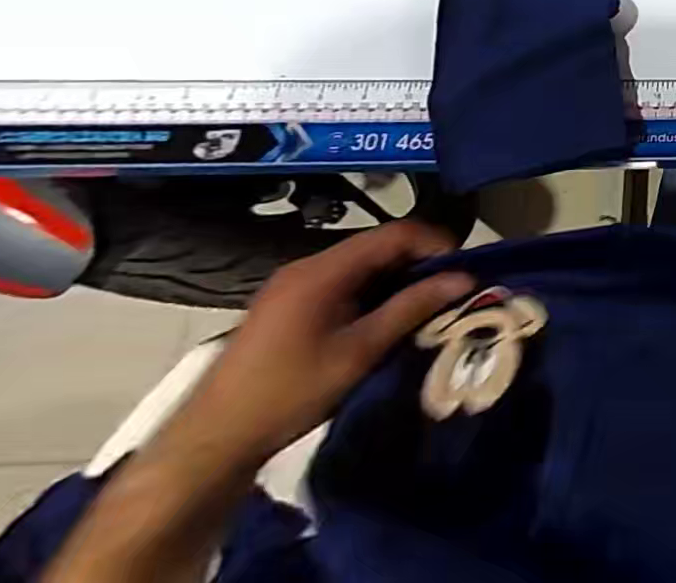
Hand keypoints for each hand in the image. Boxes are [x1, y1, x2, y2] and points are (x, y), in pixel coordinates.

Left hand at [157, 220, 475, 473]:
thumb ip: (413, 308)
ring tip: (425, 305)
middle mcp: (308, 266)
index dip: (436, 243)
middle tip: (449, 290)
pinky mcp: (289, 302)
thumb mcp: (360, 351)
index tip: (462, 270)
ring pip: (365, 263)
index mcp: (323, 270)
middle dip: (421, 261)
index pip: (395, 233)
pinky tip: (386, 317)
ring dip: (399, 277)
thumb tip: (465, 279)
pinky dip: (375, 290)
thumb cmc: (289, 393)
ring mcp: (295, 283)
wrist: (210, 442)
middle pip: (380, 245)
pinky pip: (346, 280)